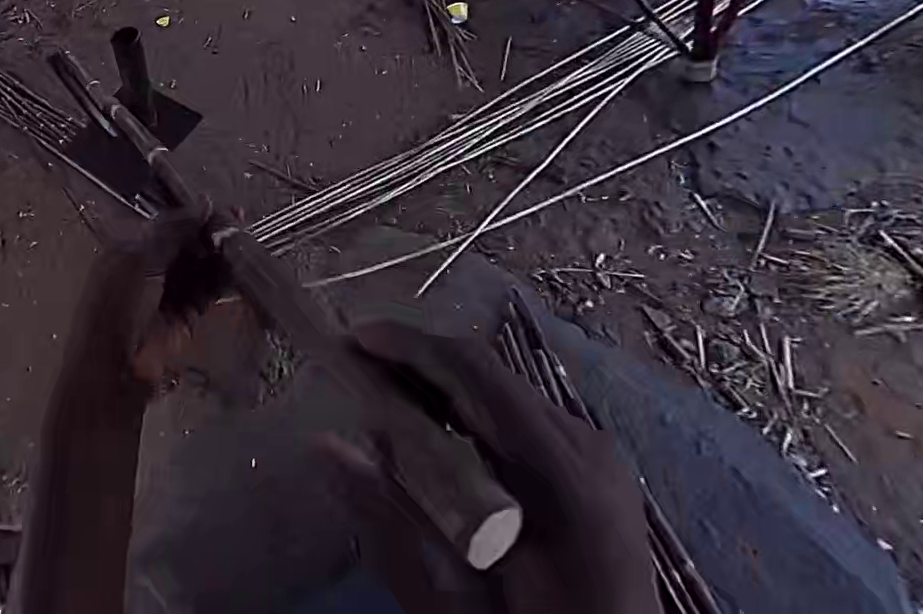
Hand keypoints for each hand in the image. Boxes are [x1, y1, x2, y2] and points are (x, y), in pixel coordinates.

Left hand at [67, 212, 227, 392]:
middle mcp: (151, 266)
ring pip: (202, 264)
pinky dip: (225, 279)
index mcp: (132, 247)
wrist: (114, 368)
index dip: (196, 215)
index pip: (170, 223)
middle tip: (240, 226)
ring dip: (223, 255)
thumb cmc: (118, 305)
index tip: (223, 208)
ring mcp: (170, 290)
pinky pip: (209, 289)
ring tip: (246, 244)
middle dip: (213, 234)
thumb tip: (206, 203)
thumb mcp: (140, 258)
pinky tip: (241, 268)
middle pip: (189, 242)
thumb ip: (174, 229)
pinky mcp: (187, 313)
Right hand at [326, 320, 657, 613]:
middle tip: (360, 355)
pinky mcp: (593, 460)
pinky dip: (471, 404)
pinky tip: (436, 416)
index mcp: (561, 477)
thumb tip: (327, 446)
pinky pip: (520, 411)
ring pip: (503, 386)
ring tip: (387, 378)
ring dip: (443, 379)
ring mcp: (596, 449)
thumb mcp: (456, 604)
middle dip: (420, 357)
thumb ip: (391, 523)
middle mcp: (586, 445)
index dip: (414, 345)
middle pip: (488, 372)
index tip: (358, 335)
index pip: (476, 375)